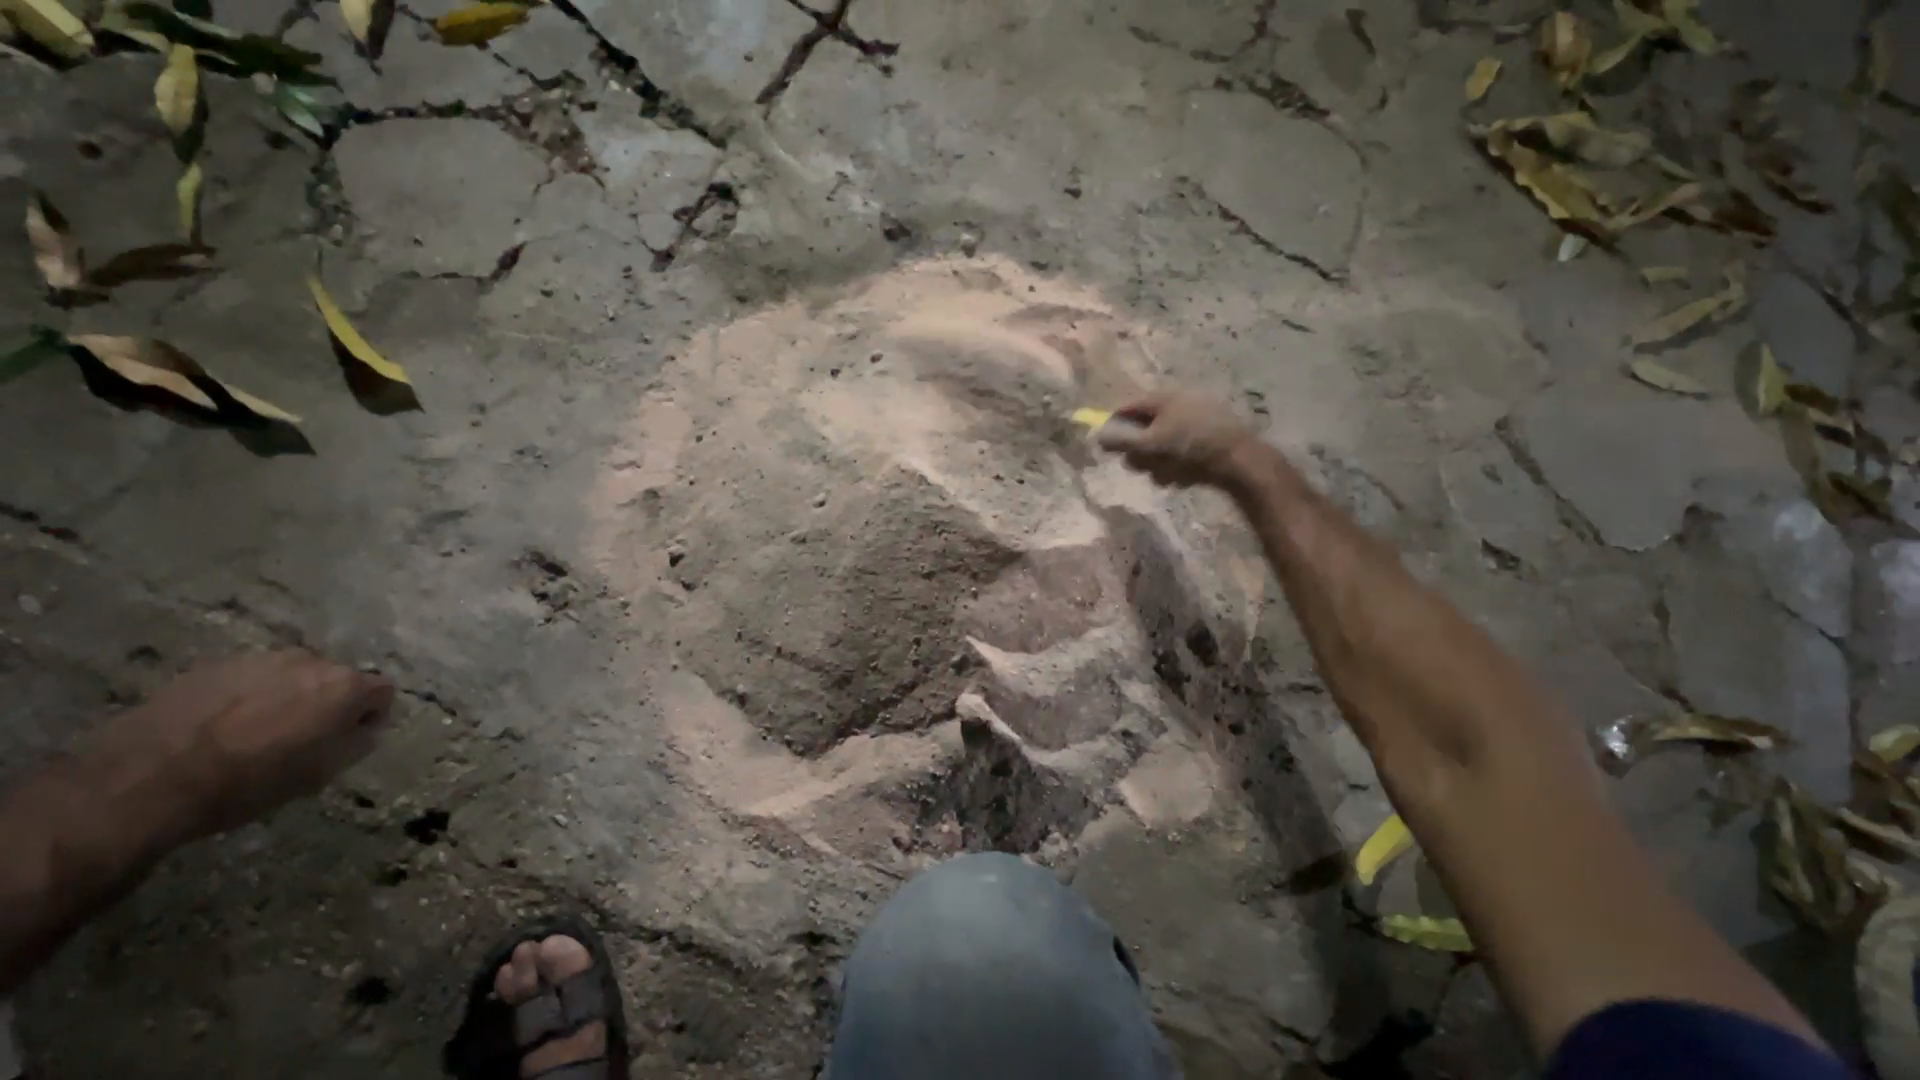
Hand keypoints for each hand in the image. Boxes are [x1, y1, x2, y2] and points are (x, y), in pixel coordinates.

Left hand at [104, 650, 394, 837]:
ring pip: (291, 676)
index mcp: (343, 686)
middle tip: (302, 741)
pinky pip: (250, 679)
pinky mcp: (213, 665)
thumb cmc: (251, 781)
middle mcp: (309, 660)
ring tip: (257, 735)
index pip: (382, 691)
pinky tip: (221, 729)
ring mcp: (258, 659)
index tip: (348, 742)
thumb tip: (367, 726)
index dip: (371, 717)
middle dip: (327, 704)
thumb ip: (358, 741)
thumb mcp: (321, 773)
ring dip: (287, 698)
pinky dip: (248, 698)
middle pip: (336, 679)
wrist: (150, 776)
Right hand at [1095, 393, 1259, 489]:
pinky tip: (1184, 477)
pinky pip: (1182, 451)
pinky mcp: (1210, 438)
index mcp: (1163, 398)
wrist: (1240, 459)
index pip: (1127, 408)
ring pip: (1163, 444)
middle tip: (1141, 467)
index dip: (1114, 426)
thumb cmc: (1189, 447)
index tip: (1109, 447)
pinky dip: (1179, 464)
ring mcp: (1196, 419)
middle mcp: (1179, 403)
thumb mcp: (1150, 445)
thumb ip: (1121, 442)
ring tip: (1166, 476)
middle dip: (1140, 452)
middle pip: (1145, 429)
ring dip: (1159, 463)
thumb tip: (1097, 437)